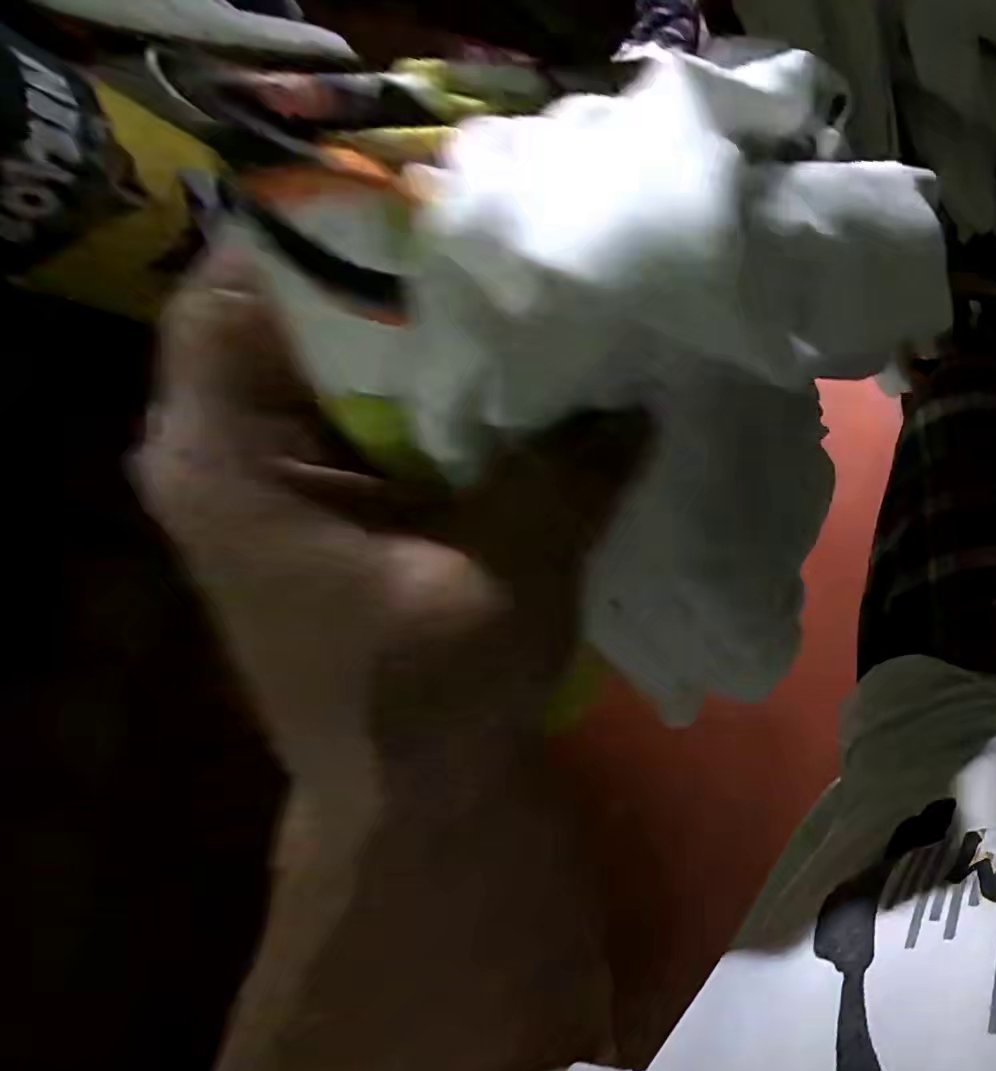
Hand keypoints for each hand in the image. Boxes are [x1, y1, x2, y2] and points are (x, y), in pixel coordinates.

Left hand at [136, 243, 650, 1070]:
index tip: (465, 232)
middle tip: (540, 279)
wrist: (428, 788)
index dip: (349, 250)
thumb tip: (639, 405)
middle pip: (332, 334)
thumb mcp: (505, 575)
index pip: (253, 298)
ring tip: (566, 335)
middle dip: (437, 307)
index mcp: (231, 460)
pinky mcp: (387, 514)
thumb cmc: (433, 693)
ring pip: (393, 387)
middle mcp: (260, 455)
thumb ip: (565, 480)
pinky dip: (493, 420)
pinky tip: (563, 411)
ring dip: (477, 368)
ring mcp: (326, 487)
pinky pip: (433, 436)